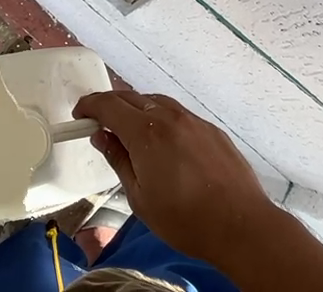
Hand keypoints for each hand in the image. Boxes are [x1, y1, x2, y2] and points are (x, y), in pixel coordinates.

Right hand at [73, 90, 277, 264]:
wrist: (242, 226)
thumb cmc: (186, 219)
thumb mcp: (139, 197)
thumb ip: (118, 160)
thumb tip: (102, 137)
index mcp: (145, 132)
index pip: (108, 105)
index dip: (89, 106)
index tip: (80, 115)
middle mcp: (168, 116)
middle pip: (130, 97)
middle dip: (111, 106)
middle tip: (101, 124)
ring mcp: (193, 120)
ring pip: (156, 101)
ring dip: (138, 109)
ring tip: (132, 132)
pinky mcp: (211, 129)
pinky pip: (179, 114)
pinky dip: (163, 118)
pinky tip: (165, 142)